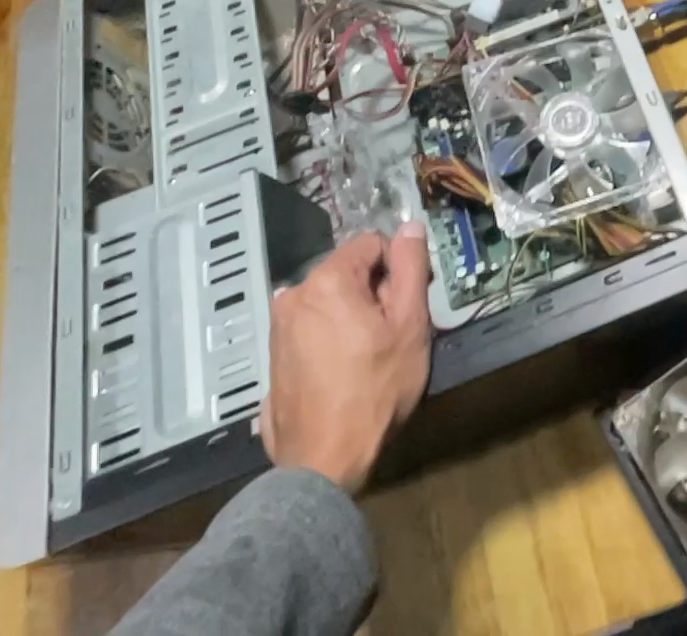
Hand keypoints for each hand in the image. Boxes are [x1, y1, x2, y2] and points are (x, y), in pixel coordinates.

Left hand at [260, 225, 432, 491]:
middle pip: (350, 272)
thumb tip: (410, 227)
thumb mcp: (410, 324)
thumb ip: (411, 268)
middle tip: (394, 334)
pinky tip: (347, 370)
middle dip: (376, 293)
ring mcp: (278, 327)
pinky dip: (334, 336)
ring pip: (332, 300)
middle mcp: (293, 295)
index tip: (408, 304)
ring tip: (371, 356)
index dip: (399, 268)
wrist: (324, 459)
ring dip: (355, 315)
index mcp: (326, 281)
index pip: (372, 244)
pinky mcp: (274, 355)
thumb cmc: (376, 389)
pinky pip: (314, 327)